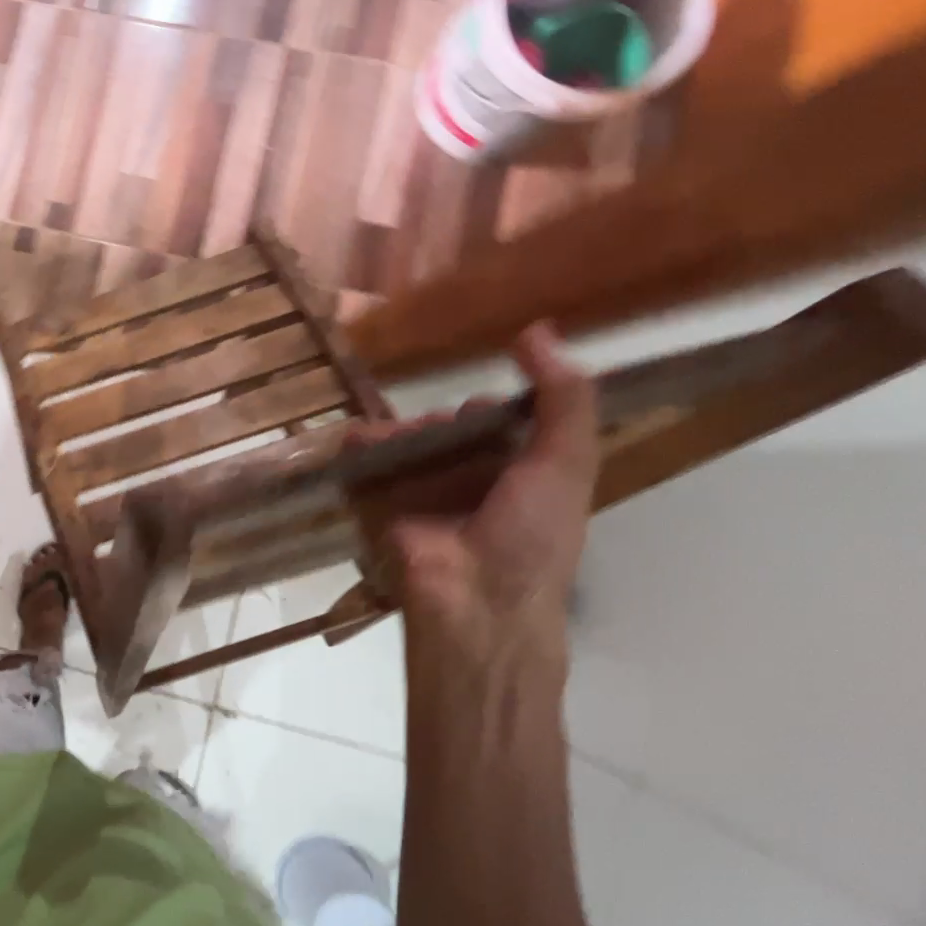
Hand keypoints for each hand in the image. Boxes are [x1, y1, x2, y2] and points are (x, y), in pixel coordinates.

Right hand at [352, 322, 598, 679]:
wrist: (473, 599)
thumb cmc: (531, 535)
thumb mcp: (567, 462)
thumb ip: (564, 398)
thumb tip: (536, 327)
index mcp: (513, 469)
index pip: (492, 418)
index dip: (489, 407)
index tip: (488, 411)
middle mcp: (463, 476)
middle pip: (442, 424)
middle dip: (438, 421)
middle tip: (440, 435)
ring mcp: (416, 489)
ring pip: (401, 438)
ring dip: (397, 431)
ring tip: (396, 443)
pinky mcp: (374, 500)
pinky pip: (361, 460)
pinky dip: (358, 445)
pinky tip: (361, 443)